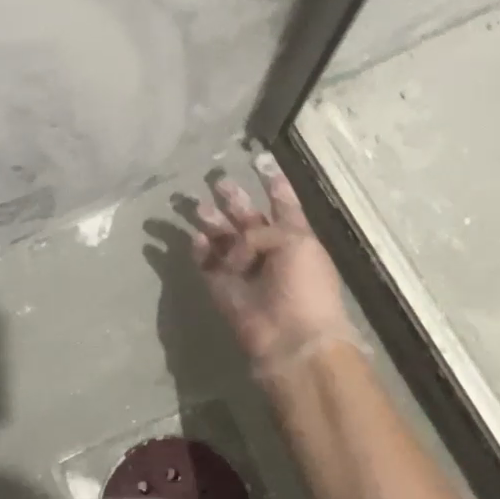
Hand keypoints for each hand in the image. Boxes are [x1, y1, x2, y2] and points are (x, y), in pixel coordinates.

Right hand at [190, 153, 356, 377]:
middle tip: (218, 180)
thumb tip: (234, 245)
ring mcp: (242, 268)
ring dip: (211, 220)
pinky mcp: (220, 286)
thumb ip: (262, 230)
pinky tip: (195, 238)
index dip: (274, 184)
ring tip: (197, 207)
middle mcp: (268, 250)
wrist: (290, 337)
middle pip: (247, 217)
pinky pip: (206, 262)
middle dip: (233, 198)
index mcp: (295, 237)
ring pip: (222, 237)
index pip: (283, 204)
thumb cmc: (304, 286)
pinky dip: (199, 249)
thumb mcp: (295, 242)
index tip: (260, 161)